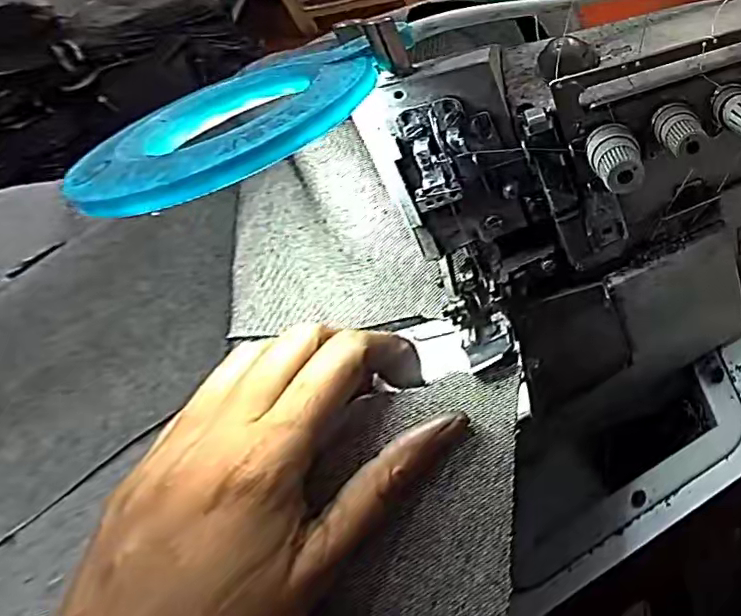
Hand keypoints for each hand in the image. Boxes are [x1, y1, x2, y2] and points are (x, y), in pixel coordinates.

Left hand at [59, 325, 468, 615]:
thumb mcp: (320, 558)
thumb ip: (386, 482)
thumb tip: (442, 429)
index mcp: (260, 462)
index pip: (338, 356)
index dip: (387, 347)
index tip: (405, 369)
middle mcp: (208, 447)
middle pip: (293, 340)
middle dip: (348, 343)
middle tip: (374, 376)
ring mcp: (166, 456)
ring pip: (244, 356)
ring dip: (299, 357)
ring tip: (326, 392)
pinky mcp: (139, 472)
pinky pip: (202, 394)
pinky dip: (251, 382)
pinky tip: (272, 419)